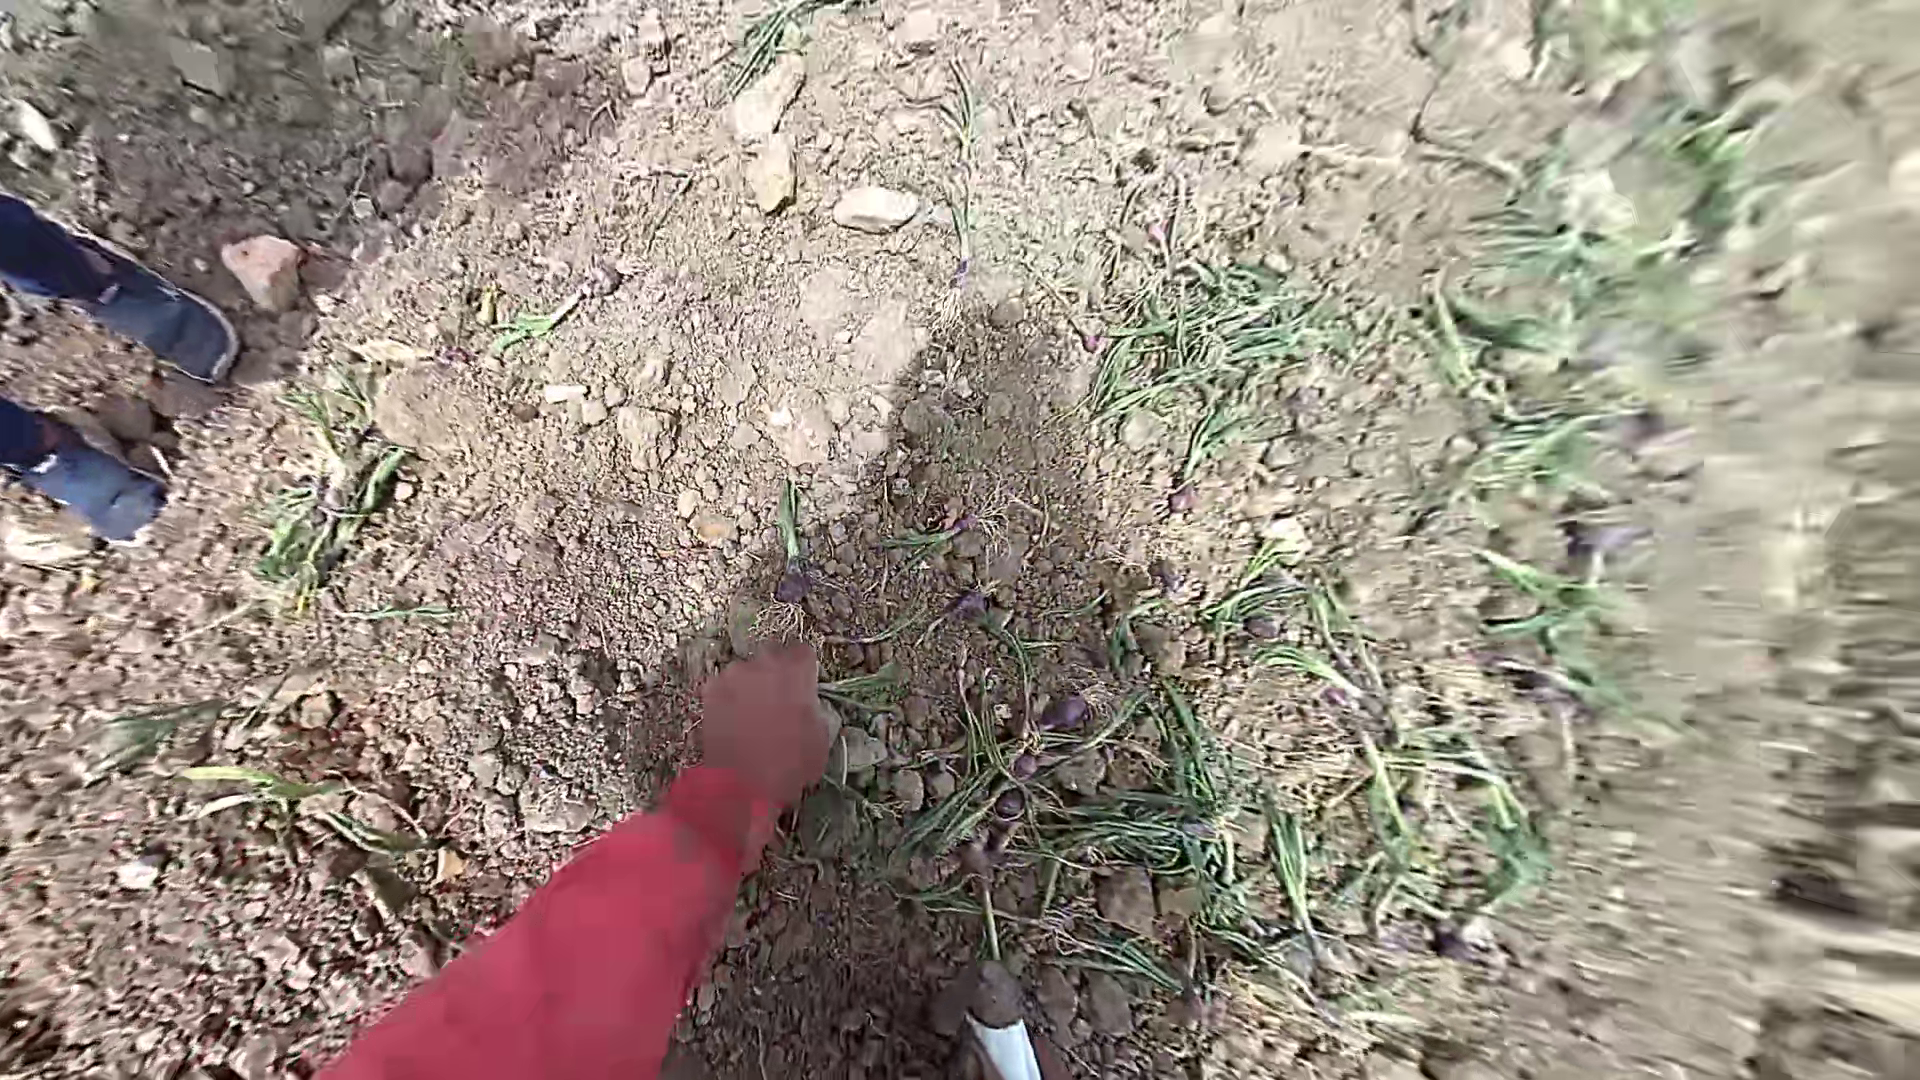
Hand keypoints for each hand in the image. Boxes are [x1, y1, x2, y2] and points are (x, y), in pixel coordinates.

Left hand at [698, 643, 827, 806]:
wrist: (742, 789)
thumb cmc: (790, 766)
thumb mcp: (819, 737)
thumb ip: (814, 708)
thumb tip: (807, 703)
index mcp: (797, 671)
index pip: (803, 652)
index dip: (802, 669)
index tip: (801, 683)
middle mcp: (766, 663)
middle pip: (773, 656)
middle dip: (775, 674)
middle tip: (776, 699)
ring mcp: (735, 675)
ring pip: (746, 671)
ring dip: (751, 685)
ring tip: (751, 713)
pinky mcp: (711, 690)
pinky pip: (724, 686)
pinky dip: (729, 698)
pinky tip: (732, 720)